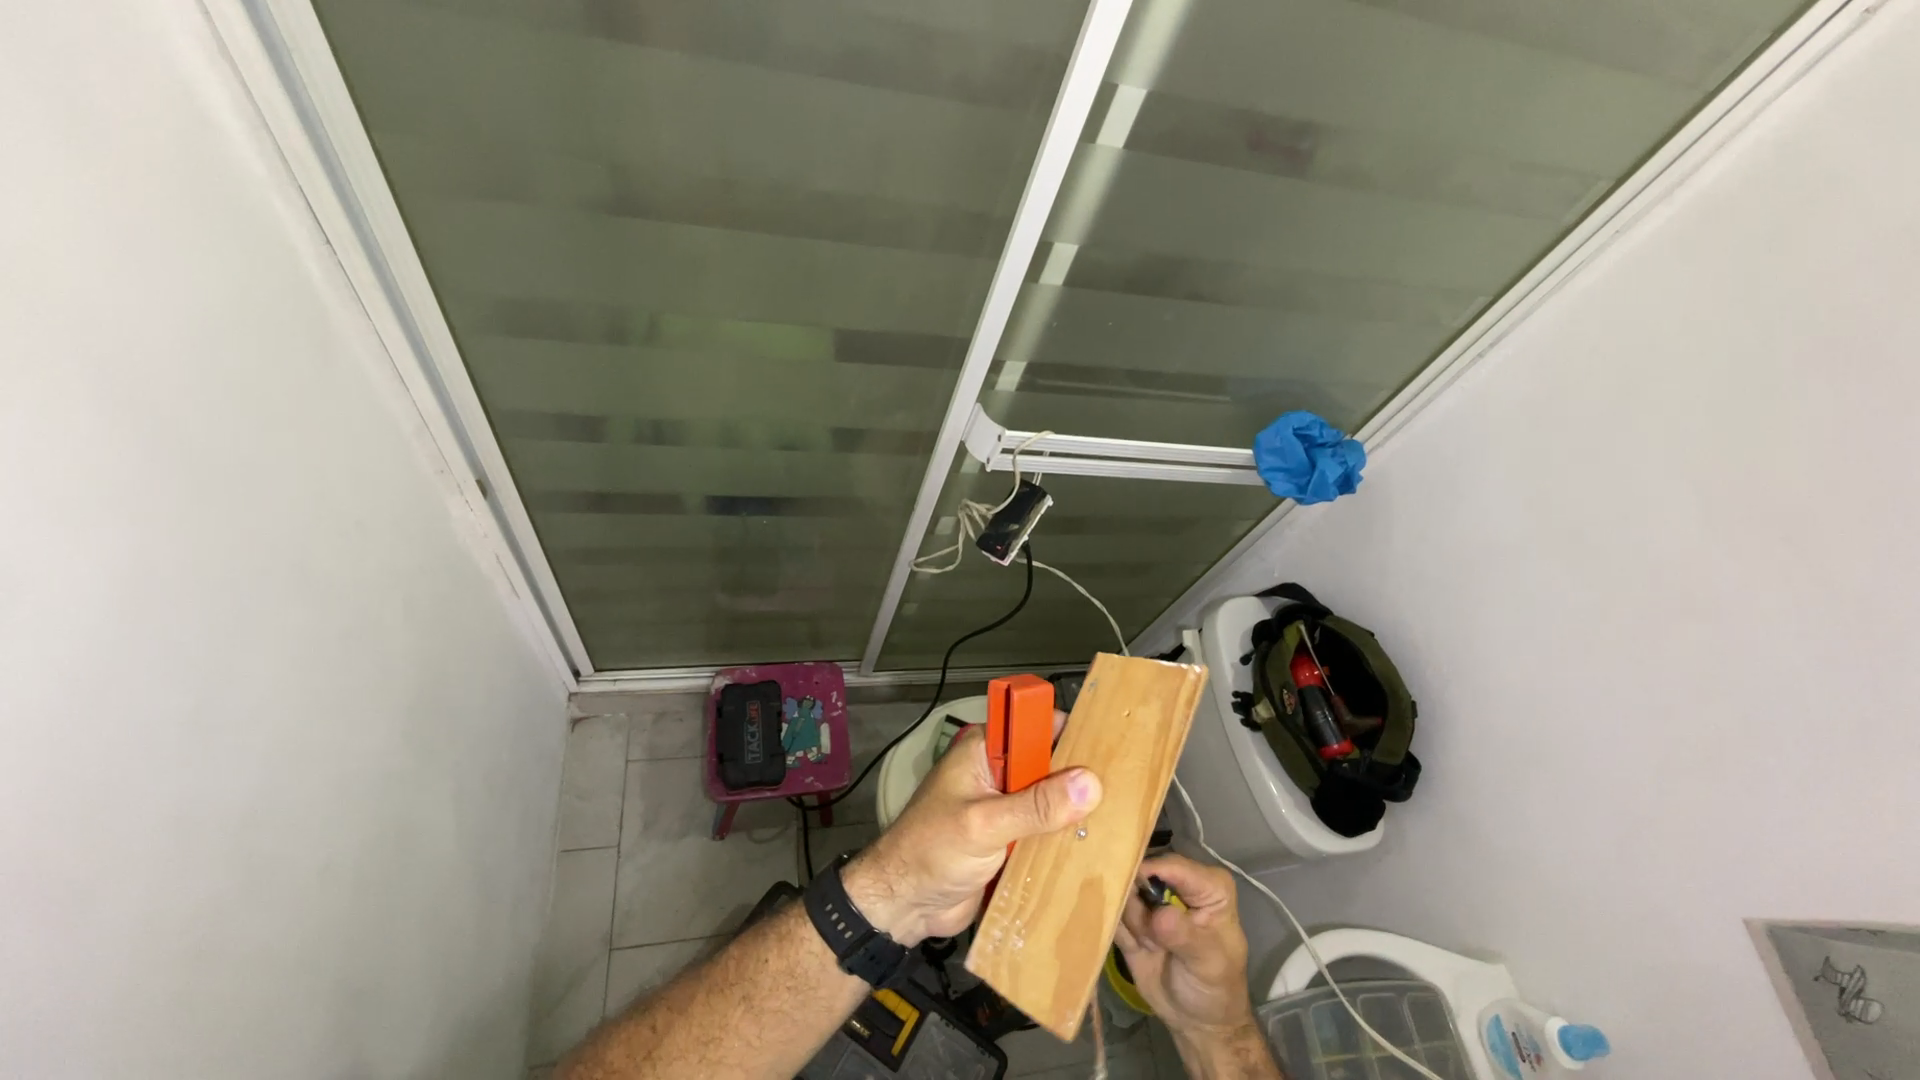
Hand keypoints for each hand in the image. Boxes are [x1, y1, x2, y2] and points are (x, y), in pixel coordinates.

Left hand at [842, 715, 1100, 946]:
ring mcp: (1004, 808)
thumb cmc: (930, 852)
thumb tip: (1090, 783)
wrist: (903, 905)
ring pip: (1051, 802)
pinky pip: (1045, 832)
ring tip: (1122, 820)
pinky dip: (1064, 839)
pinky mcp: (1010, 841)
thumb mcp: (984, 825)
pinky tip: (1097, 848)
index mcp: (984, 751)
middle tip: (1127, 790)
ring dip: (1075, 813)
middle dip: (1079, 778)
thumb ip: (1035, 806)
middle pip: (1049, 765)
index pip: (1035, 725)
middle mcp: (997, 773)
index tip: (1113, 746)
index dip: (1070, 732)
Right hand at [1113, 855, 1255, 1039]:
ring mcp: (1152, 902)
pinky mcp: (1132, 920)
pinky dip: (1116, 930)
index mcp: (1207, 886)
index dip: (1150, 874)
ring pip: (1123, 894)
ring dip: (1131, 924)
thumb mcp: (1209, 964)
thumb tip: (1160, 916)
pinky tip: (1137, 948)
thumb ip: (1185, 936)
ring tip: (1151, 947)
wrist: (1197, 1022)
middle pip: (1141, 873)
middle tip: (1150, 937)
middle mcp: (1178, 886)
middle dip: (1137, 904)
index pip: (1172, 866)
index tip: (1133, 894)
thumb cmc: (1216, 988)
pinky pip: (1112, 913)